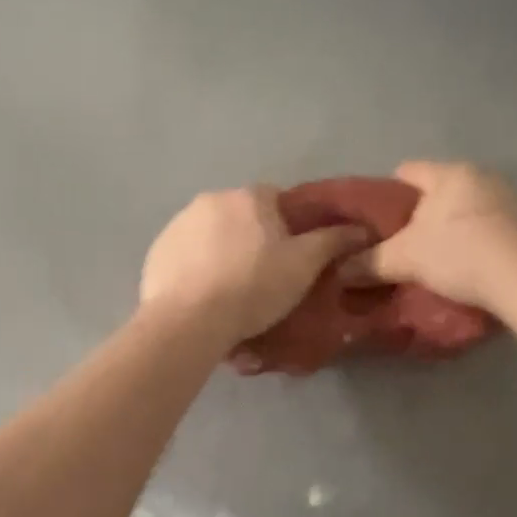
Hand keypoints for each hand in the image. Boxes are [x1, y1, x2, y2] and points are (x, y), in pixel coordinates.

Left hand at [141, 185, 366, 346]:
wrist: (190, 320)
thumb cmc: (254, 287)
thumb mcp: (305, 265)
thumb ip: (333, 241)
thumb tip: (360, 228)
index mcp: (249, 196)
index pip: (277, 202)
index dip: (288, 230)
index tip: (291, 260)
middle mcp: (210, 199)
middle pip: (242, 218)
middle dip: (252, 241)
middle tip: (263, 280)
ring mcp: (178, 224)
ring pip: (211, 236)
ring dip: (222, 255)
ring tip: (231, 294)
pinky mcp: (156, 252)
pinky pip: (186, 257)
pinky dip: (196, 271)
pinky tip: (203, 299)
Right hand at [341, 161, 516, 312]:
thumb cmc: (459, 255)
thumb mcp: (404, 260)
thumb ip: (367, 263)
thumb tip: (338, 271)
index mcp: (449, 173)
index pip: (406, 172)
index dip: (385, 197)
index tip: (375, 225)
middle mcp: (482, 176)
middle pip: (438, 192)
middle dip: (419, 217)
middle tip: (402, 247)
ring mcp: (511, 200)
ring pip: (466, 210)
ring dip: (450, 231)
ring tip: (436, 262)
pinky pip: (491, 228)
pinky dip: (477, 243)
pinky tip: (471, 269)